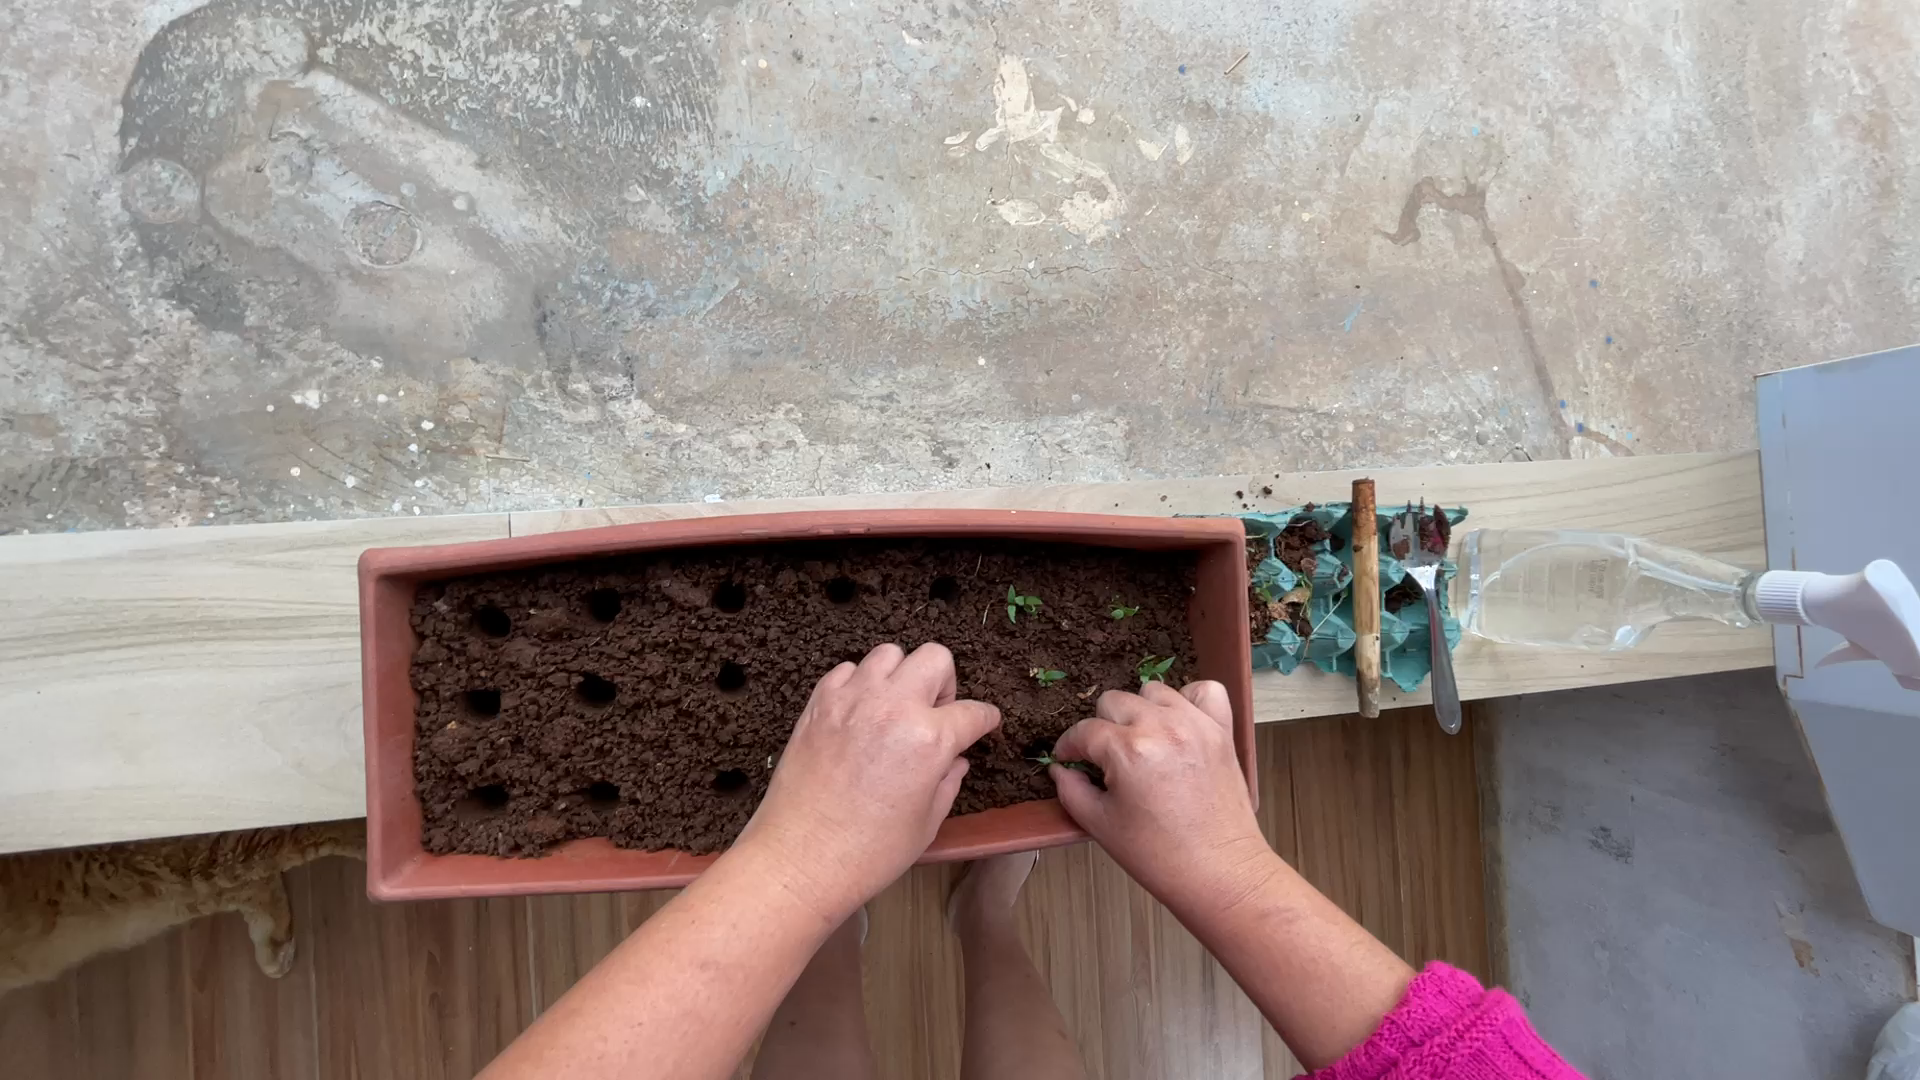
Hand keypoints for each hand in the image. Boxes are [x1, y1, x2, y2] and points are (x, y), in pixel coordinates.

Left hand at [735, 642, 1000, 922]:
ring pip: (890, 653)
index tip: (984, 722)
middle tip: (934, 713)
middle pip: (936, 657)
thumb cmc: (868, 853)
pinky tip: (858, 713)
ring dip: (900, 676)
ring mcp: (854, 698)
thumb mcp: (926, 823)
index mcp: (929, 740)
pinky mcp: (820, 701)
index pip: (973, 712)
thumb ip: (947, 782)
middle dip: (945, 682)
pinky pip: (848, 670)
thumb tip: (954, 760)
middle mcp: (894, 707)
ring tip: (893, 707)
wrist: (799, 859)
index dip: (985, 719)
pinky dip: (859, 684)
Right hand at [1050, 681, 1278, 916]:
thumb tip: (1061, 768)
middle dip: (1103, 728)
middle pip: (1113, 702)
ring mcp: (1194, 723)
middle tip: (1108, 759)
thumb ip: (1071, 790)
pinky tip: (1178, 725)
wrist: (1222, 875)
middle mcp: (1160, 726)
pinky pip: (1204, 691)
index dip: (1069, 747)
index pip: (1083, 732)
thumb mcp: (1100, 826)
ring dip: (1141, 713)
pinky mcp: (1221, 730)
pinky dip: (1188, 701)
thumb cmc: (1158, 856)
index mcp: (1127, 751)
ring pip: (1151, 691)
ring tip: (1144, 742)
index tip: (1069, 760)